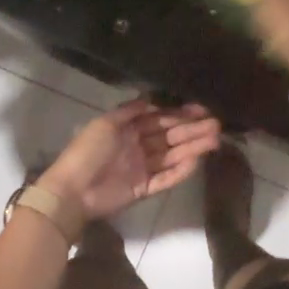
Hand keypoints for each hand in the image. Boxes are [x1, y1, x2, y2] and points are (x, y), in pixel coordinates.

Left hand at [38, 100, 221, 220]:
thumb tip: (153, 98)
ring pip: (171, 156)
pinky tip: (197, 162)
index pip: (158, 119)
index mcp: (126, 129)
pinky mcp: (143, 189)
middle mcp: (136, 147)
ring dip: (192, 148)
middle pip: (168, 137)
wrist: (72, 190)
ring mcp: (141, 168)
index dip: (179, 115)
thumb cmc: (87, 152)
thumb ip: (130, 111)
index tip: (202, 109)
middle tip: (216, 125)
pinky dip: (180, 171)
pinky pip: (166, 179)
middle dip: (192, 130)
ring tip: (215, 141)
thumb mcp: (106, 123)